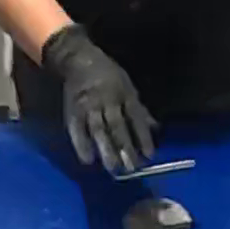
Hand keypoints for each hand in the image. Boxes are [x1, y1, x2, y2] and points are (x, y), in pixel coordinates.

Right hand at [40, 24, 155, 174]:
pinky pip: (78, 131)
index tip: (149, 156)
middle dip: (125, 148)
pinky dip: (82, 145)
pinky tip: (88, 161)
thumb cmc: (106, 75)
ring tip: (113, 169)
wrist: (79, 59)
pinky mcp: (74, 112)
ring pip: (100, 131)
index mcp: (124, 94)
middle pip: (118, 127)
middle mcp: (109, 100)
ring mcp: (90, 107)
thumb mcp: (127, 87)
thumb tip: (155, 128)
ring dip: (106, 150)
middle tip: (131, 169)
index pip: (136, 118)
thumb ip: (139, 110)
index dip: (143, 137)